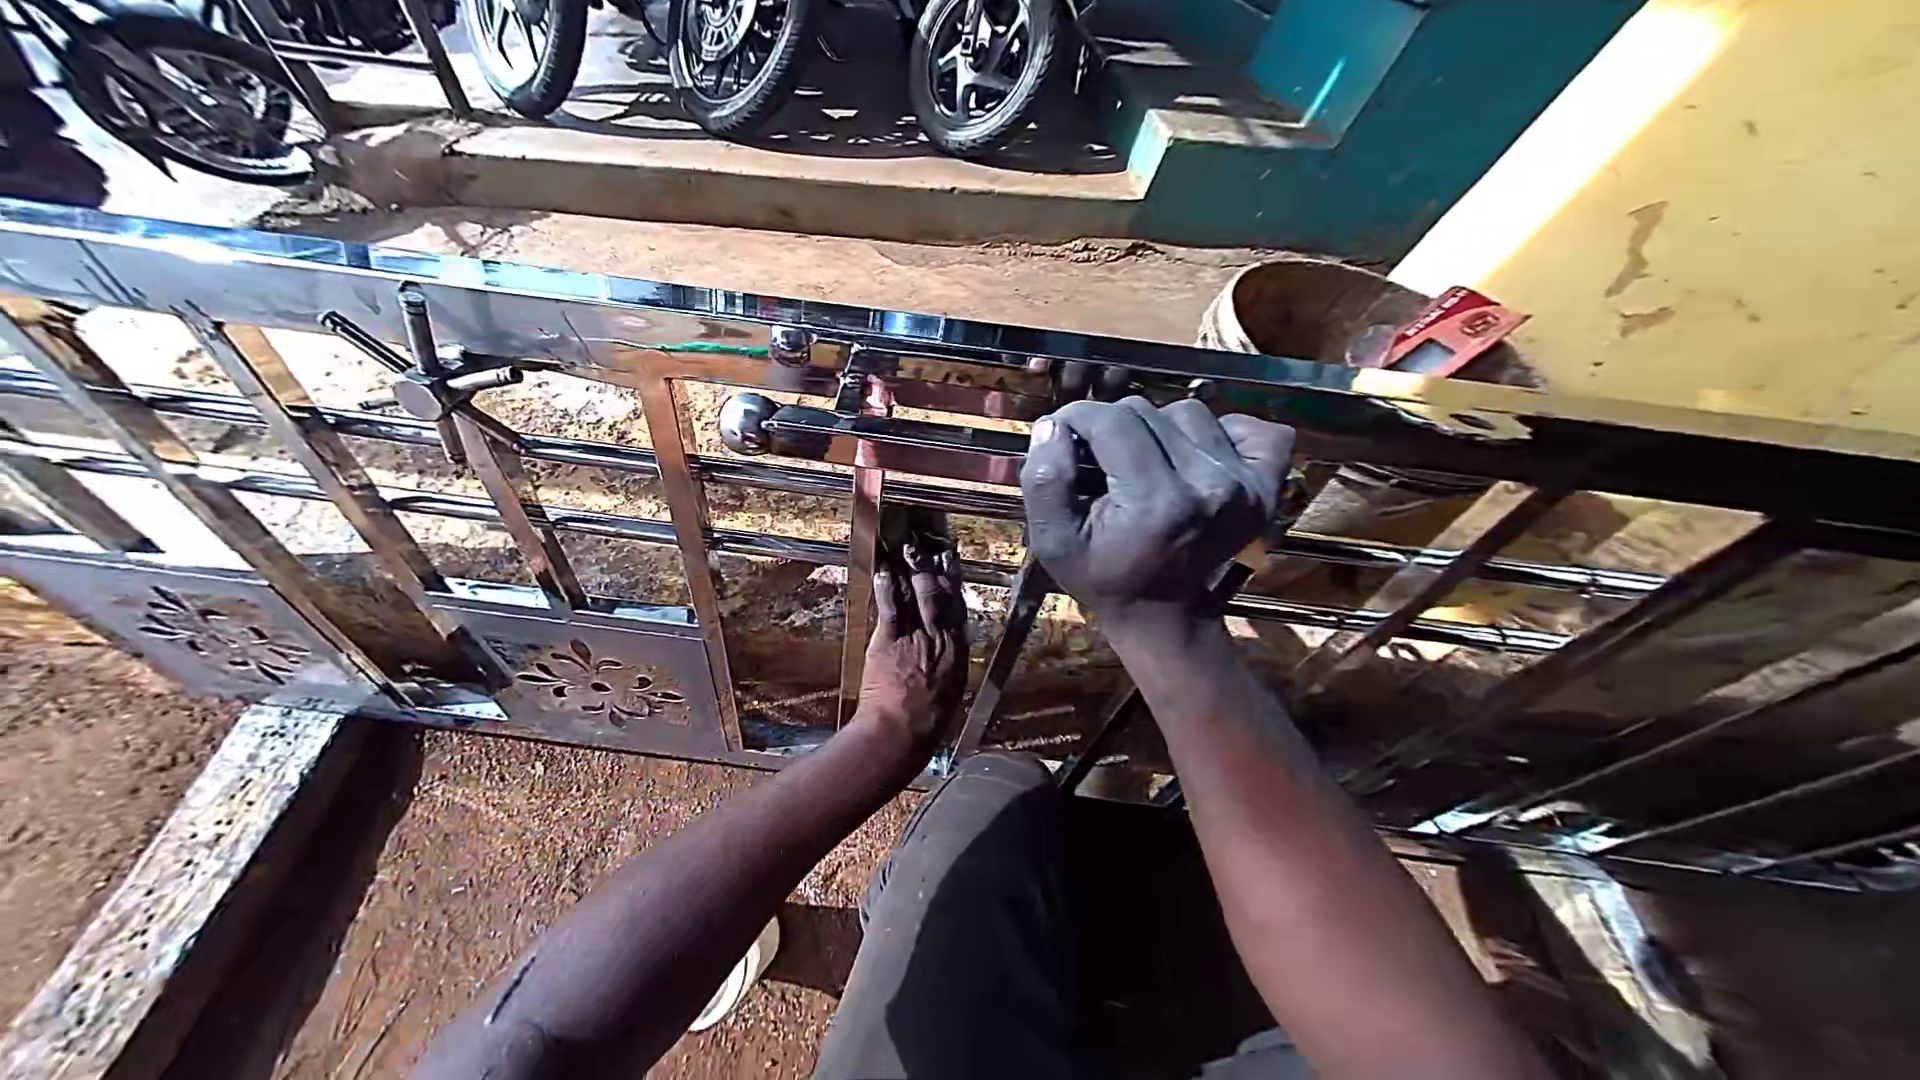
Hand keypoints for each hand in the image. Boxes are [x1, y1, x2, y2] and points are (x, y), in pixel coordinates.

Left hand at [856, 539, 967, 756]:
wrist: (901, 733)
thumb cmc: (927, 721)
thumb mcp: (951, 690)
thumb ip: (949, 663)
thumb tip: (948, 649)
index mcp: (957, 650)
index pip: (958, 606)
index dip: (955, 579)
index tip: (951, 558)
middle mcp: (940, 638)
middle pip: (940, 593)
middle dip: (934, 565)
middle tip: (929, 542)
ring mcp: (915, 637)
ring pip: (918, 594)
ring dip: (912, 568)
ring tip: (908, 546)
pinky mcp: (889, 641)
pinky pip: (891, 607)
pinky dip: (887, 586)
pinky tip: (884, 569)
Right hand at [1020, 396, 1293, 631]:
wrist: (1163, 613)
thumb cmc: (1103, 577)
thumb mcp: (1053, 542)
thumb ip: (1044, 482)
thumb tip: (1053, 424)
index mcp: (1155, 502)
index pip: (1110, 421)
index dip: (1077, 418)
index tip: (1065, 435)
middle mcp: (1208, 485)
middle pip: (1147, 412)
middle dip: (1111, 427)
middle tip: (1101, 461)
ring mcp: (1245, 484)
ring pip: (1188, 413)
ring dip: (1158, 430)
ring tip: (1144, 464)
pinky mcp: (1266, 485)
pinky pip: (1251, 427)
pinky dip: (1221, 432)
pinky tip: (1195, 457)